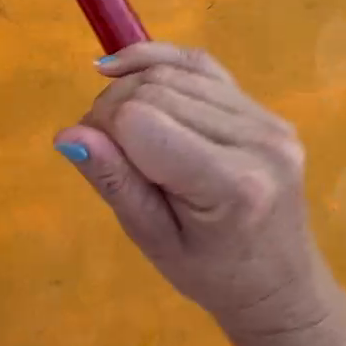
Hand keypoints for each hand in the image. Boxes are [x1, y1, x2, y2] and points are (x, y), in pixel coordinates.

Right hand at [55, 42, 337, 340]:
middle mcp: (257, 140)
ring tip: (120, 128)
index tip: (97, 160)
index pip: (139, 119)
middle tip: (104, 150)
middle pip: (152, 89)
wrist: (278, 285)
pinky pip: (196, 64)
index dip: (102, 130)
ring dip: (129, 90)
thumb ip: (113, 180)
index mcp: (231, 183)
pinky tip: (120, 69)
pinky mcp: (262, 109)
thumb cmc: (209, 273)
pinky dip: (153, 60)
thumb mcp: (150, 238)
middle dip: (111, 109)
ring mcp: (266, 119)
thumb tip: (67, 135)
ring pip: (169, 73)